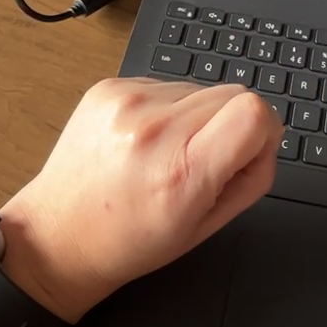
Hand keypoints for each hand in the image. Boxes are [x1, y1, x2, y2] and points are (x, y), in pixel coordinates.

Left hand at [0, 77, 280, 323]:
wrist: (56, 236)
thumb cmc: (131, 241)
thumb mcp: (207, 227)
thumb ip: (252, 178)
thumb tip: (271, 133)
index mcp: (181, 172)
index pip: (253, 112)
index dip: (265, 129)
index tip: (250, 150)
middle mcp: (153, 129)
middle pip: (234, 93)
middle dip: (231, 125)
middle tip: (203, 161)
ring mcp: (127, 102)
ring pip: (201, 88)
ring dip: (197, 116)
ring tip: (166, 153)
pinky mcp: (110, 87)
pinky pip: (168, 85)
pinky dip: (168, 109)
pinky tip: (145, 140)